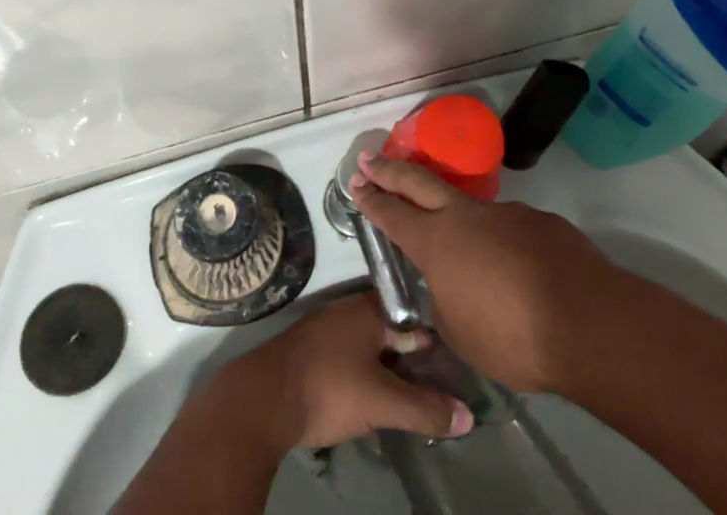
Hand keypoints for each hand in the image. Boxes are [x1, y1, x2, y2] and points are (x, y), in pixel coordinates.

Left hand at [211, 292, 473, 449]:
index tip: (457, 360)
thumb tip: (468, 417)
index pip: (415, 314)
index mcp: (368, 309)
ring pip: (368, 343)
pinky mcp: (308, 351)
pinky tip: (372, 394)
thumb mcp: (383, 402)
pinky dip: (364, 371)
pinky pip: (349, 355)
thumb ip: (426, 408)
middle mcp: (346, 310)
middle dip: (413, 355)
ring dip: (387, 365)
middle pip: (392, 329)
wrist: (259, 402)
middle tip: (438, 382)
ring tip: (411, 392)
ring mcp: (324, 329)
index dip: (437, 337)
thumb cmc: (327, 389)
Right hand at [350, 152, 624, 393]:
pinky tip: (519, 273)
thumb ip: (445, 300)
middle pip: (420, 183)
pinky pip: (514, 230)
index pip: (392, 214)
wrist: (590, 325)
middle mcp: (468, 217)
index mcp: (436, 243)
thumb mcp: (459, 331)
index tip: (356, 183)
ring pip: (475, 211)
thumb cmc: (512, 337)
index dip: (371, 199)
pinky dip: (507, 245)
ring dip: (462, 223)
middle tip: (370, 158)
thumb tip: (451, 285)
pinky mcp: (545, 223)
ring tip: (472, 259)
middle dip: (391, 171)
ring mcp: (509, 214)